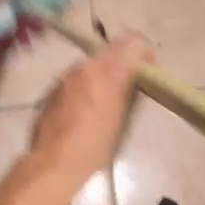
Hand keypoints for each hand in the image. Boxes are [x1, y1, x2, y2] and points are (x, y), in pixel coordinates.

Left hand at [29, 34, 151, 182]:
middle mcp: (87, 65)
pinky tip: (87, 102)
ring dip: (104, 69)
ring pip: (93, 61)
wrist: (54, 160)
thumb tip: (134, 80)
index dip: (145, 53)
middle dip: (124, 59)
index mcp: (108, 72)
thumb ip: (129, 92)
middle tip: (132, 79)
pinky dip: (87, 80)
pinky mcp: (55, 85)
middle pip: (112, 48)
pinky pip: (77, 73)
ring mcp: (68, 73)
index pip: (134, 44)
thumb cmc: (95, 146)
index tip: (150, 67)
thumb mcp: (121, 120)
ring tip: (108, 92)